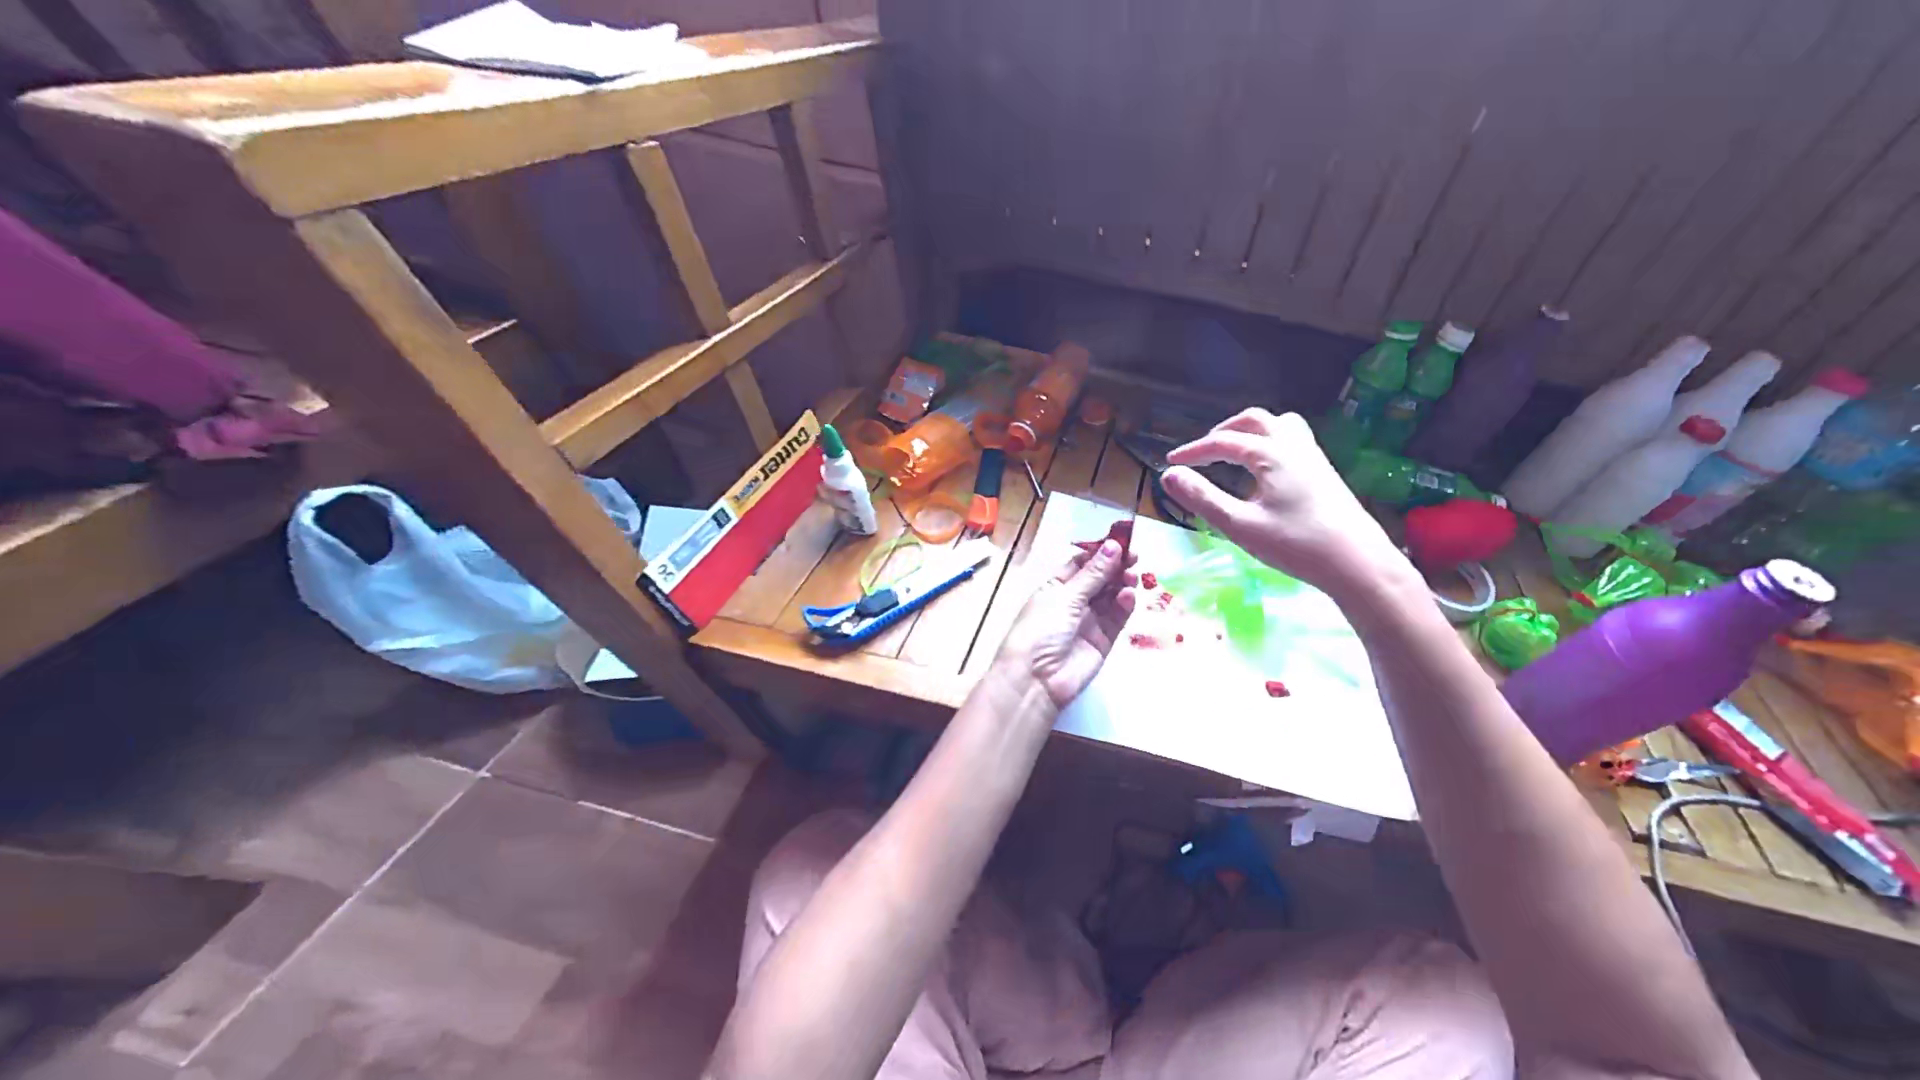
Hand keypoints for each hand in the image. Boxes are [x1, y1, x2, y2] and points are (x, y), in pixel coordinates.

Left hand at [993, 537, 1137, 709]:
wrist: (1036, 679)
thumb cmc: (1040, 630)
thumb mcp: (1065, 596)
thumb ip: (1093, 574)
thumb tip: (1113, 546)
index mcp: (1056, 586)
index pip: (1082, 563)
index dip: (1101, 552)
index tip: (1122, 541)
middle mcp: (1073, 601)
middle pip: (1100, 578)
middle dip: (1116, 566)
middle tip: (1134, 558)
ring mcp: (1089, 620)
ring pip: (1112, 596)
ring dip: (1123, 584)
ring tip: (1132, 577)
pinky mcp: (1103, 640)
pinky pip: (1117, 617)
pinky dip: (1125, 605)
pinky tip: (1130, 596)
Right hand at [1160, 408, 1416, 602]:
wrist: (1358, 563)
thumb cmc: (1296, 545)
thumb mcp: (1239, 525)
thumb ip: (1202, 498)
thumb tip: (1169, 475)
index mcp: (1270, 455)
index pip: (1222, 442)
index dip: (1192, 451)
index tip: (1170, 463)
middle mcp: (1293, 446)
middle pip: (1253, 420)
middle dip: (1221, 432)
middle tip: (1200, 453)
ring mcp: (1313, 457)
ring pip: (1278, 425)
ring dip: (1249, 431)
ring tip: (1232, 452)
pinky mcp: (1324, 472)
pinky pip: (1292, 439)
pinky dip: (1269, 442)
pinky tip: (1264, 471)